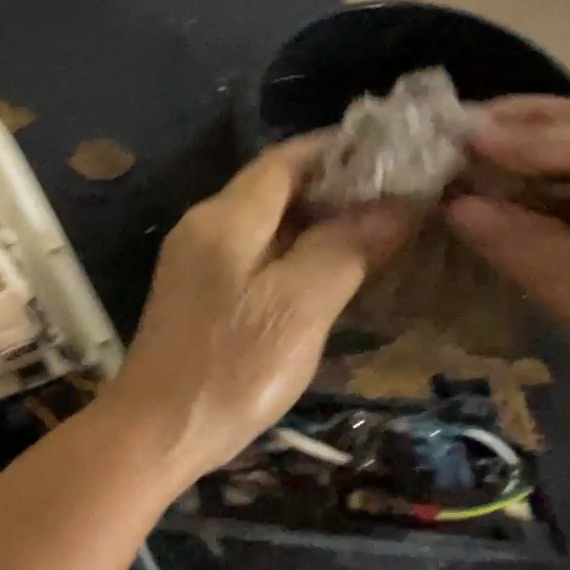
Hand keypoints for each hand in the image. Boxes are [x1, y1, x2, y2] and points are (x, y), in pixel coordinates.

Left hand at [106, 135, 417, 477]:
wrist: (160, 422)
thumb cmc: (232, 365)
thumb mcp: (299, 306)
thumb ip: (342, 248)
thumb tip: (394, 202)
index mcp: (222, 218)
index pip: (282, 162)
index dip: (336, 149)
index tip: (397, 147)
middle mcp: (203, 226)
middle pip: (273, 187)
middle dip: (336, 182)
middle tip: (409, 187)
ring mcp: (198, 257)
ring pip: (267, 219)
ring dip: (321, 215)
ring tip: (390, 219)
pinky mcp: (201, 288)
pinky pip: (256, 249)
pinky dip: (299, 245)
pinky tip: (340, 261)